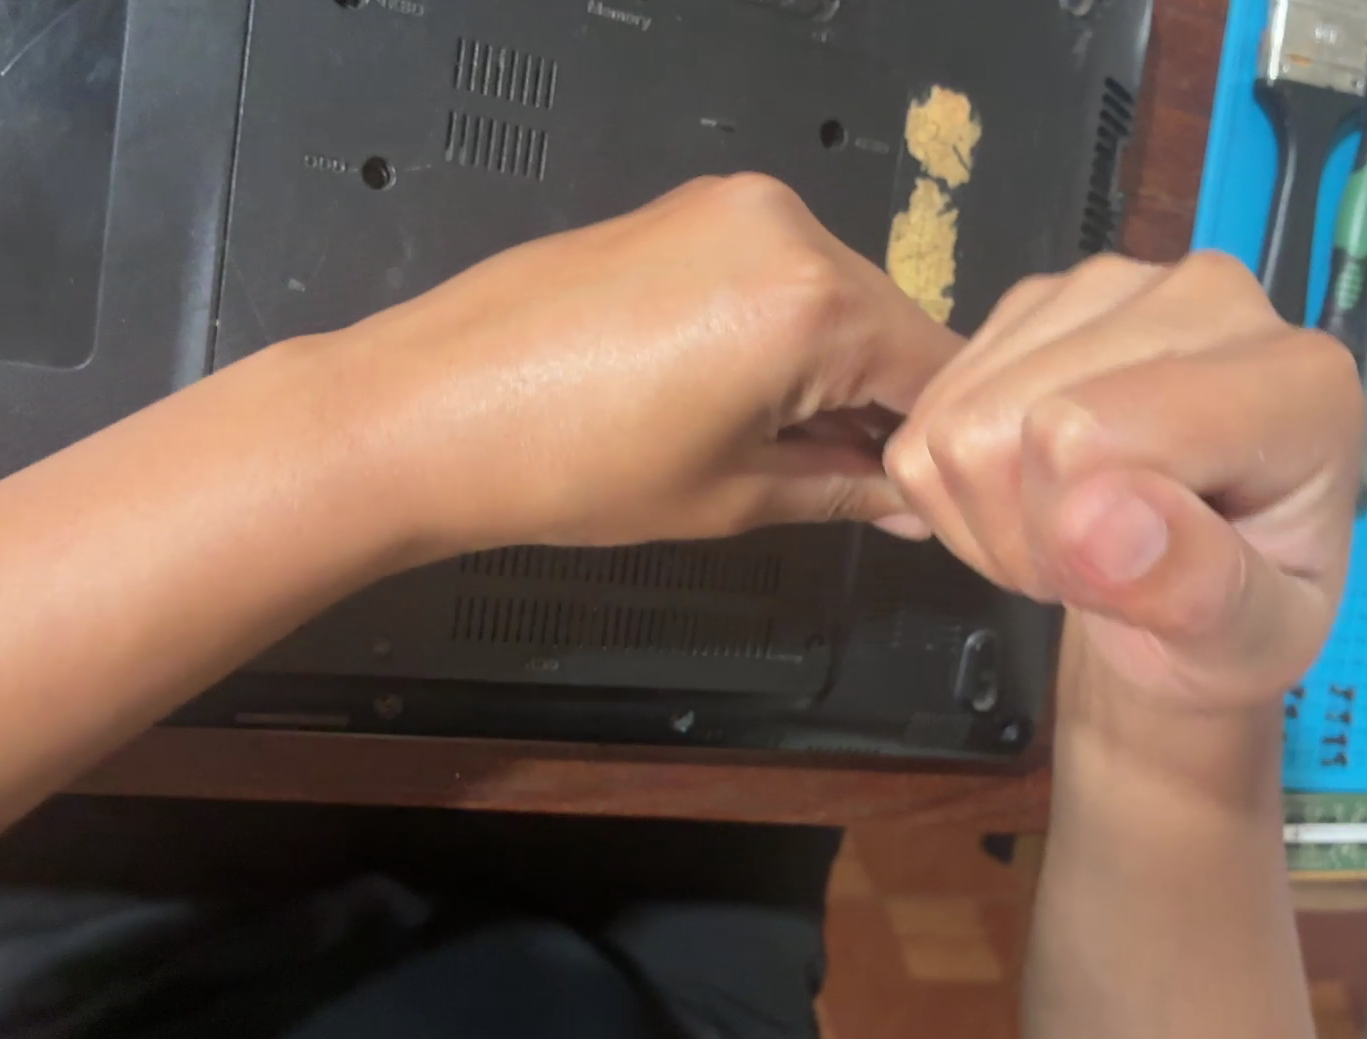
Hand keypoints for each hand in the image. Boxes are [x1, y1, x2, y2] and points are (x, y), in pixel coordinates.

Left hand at [304, 173, 961, 555]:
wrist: (427, 410)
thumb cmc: (583, 470)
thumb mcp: (737, 495)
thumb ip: (846, 490)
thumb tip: (913, 505)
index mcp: (814, 303)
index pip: (935, 367)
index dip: (939, 437)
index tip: (929, 488)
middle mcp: (789, 226)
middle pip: (890, 323)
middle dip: (887, 402)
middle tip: (862, 477)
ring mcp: (733, 205)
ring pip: (838, 297)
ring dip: (840, 368)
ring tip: (795, 439)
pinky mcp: (689, 208)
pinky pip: (780, 273)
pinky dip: (791, 331)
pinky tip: (751, 385)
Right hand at [884, 253, 1360, 714]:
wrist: (1181, 575)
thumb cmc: (1230, 615)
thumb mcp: (1249, 643)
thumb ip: (1200, 592)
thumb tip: (1094, 523)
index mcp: (1289, 377)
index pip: (1084, 435)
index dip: (1065, 540)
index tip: (1122, 584)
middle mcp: (1194, 295)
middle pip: (997, 426)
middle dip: (1021, 533)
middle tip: (1087, 567)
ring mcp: (1094, 290)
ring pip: (948, 421)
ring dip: (984, 515)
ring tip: (1061, 537)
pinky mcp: (1022, 312)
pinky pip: (921, 423)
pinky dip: (949, 491)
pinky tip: (1019, 500)